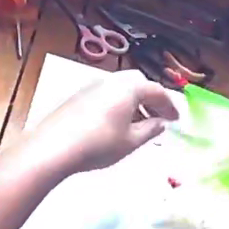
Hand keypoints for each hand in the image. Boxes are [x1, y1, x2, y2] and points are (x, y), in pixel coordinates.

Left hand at [11, 70, 180, 176]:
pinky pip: (104, 96)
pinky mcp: (76, 97)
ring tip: (138, 125)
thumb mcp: (130, 142)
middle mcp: (110, 81)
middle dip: (150, 100)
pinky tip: (115, 125)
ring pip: (119, 89)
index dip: (169, 106)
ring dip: (133, 103)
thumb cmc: (98, 144)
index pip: (156, 90)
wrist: (53, 148)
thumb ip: (150, 130)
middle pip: (137, 84)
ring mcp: (90, 87)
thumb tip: (160, 123)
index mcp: (128, 87)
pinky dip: (116, 106)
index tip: (176, 120)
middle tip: (158, 119)